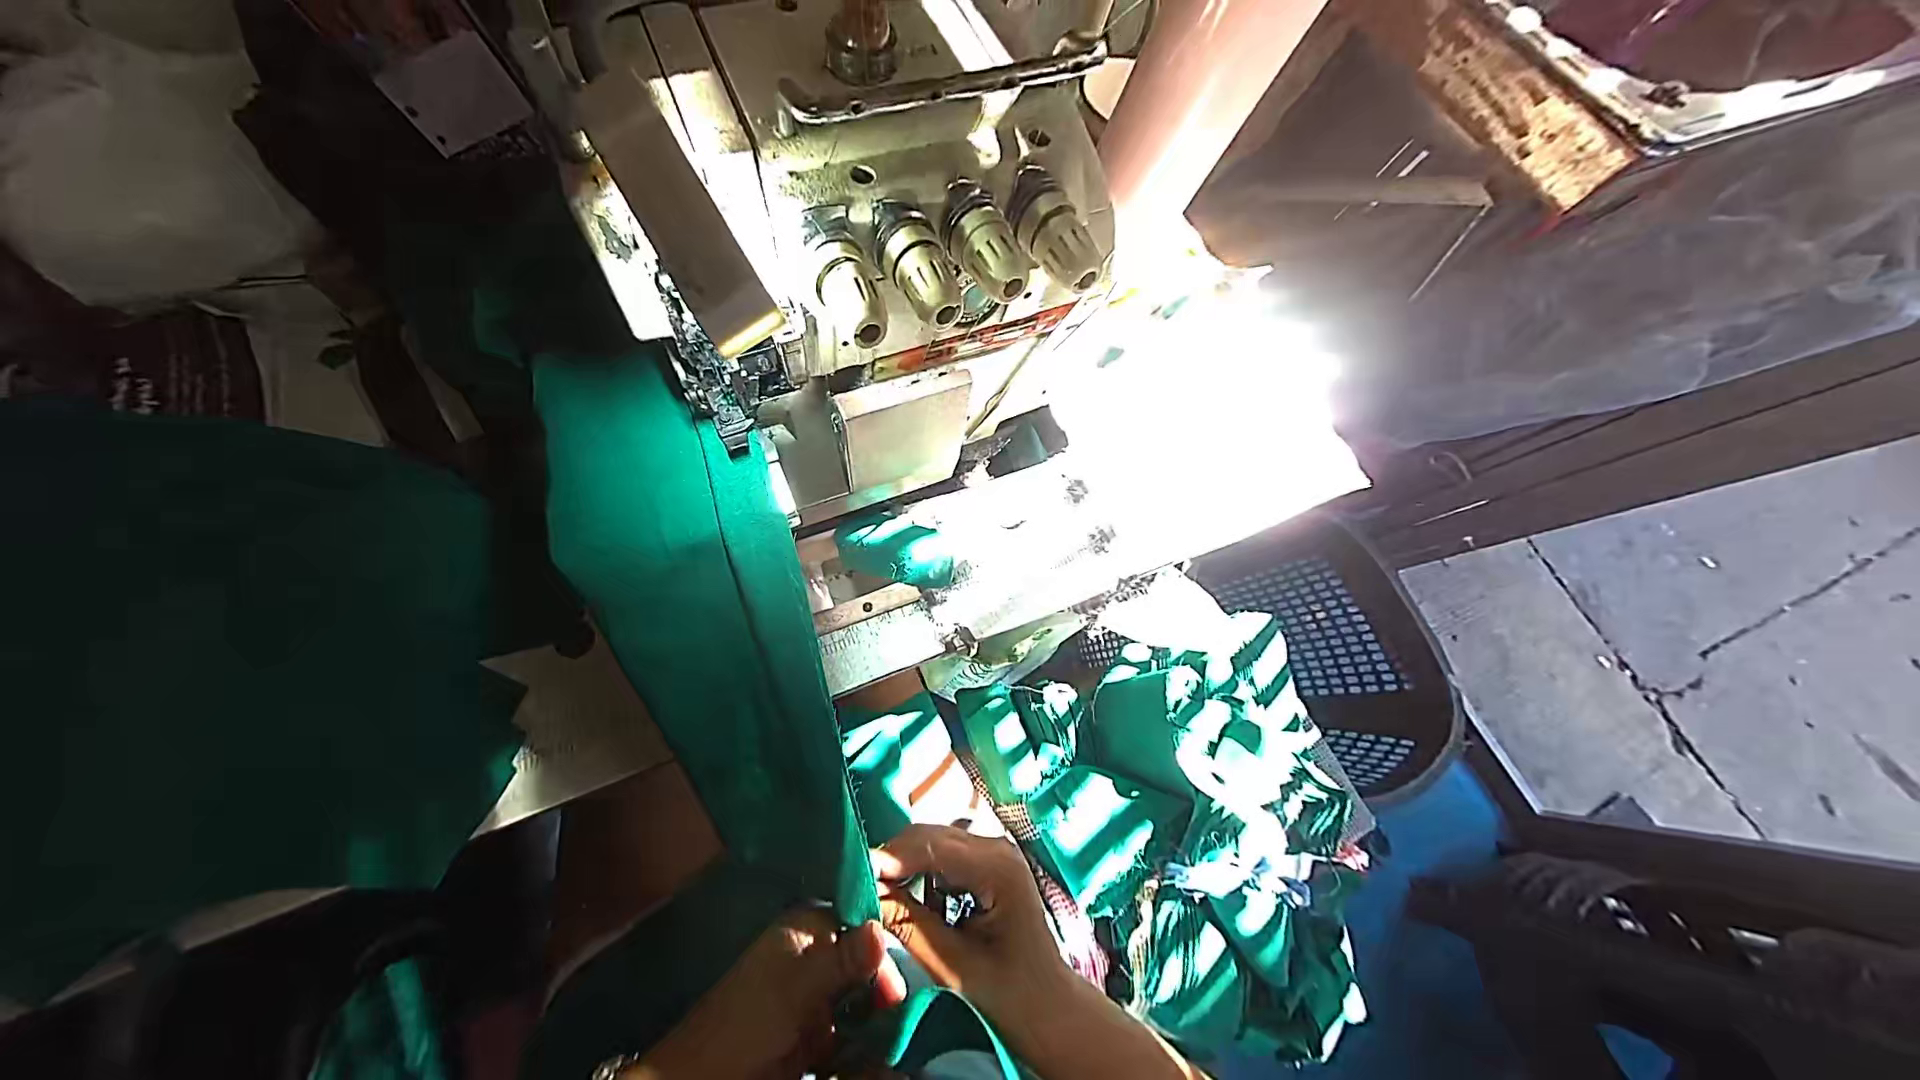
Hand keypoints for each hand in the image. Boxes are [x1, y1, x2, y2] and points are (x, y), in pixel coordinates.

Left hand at [630, 909, 906, 1079]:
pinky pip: (852, 1026)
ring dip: (877, 1014)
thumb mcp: (796, 989)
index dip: (883, 944)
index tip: (903, 977)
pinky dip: (865, 1037)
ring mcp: (815, 994)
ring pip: (861, 994)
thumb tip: (882, 929)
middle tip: (900, 1013)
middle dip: (884, 984)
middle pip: (865, 959)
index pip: (859, 920)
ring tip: (895, 1031)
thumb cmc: (746, 1023)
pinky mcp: (816, 1031)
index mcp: (806, 929)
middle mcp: (815, 954)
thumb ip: (841, 960)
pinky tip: (878, 1048)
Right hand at [869, 824, 1074, 1020]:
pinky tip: (914, 898)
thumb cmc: (1010, 993)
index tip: (857, 874)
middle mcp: (997, 847)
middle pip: (931, 836)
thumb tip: (868, 893)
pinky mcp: (987, 861)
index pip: (932, 846)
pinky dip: (922, 871)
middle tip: (862, 886)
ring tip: (883, 894)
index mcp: (998, 868)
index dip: (891, 856)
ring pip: (933, 841)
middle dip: (894, 858)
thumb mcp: (953, 966)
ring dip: (906, 864)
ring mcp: (994, 851)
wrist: (1048, 1006)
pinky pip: (944, 853)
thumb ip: (910, 925)